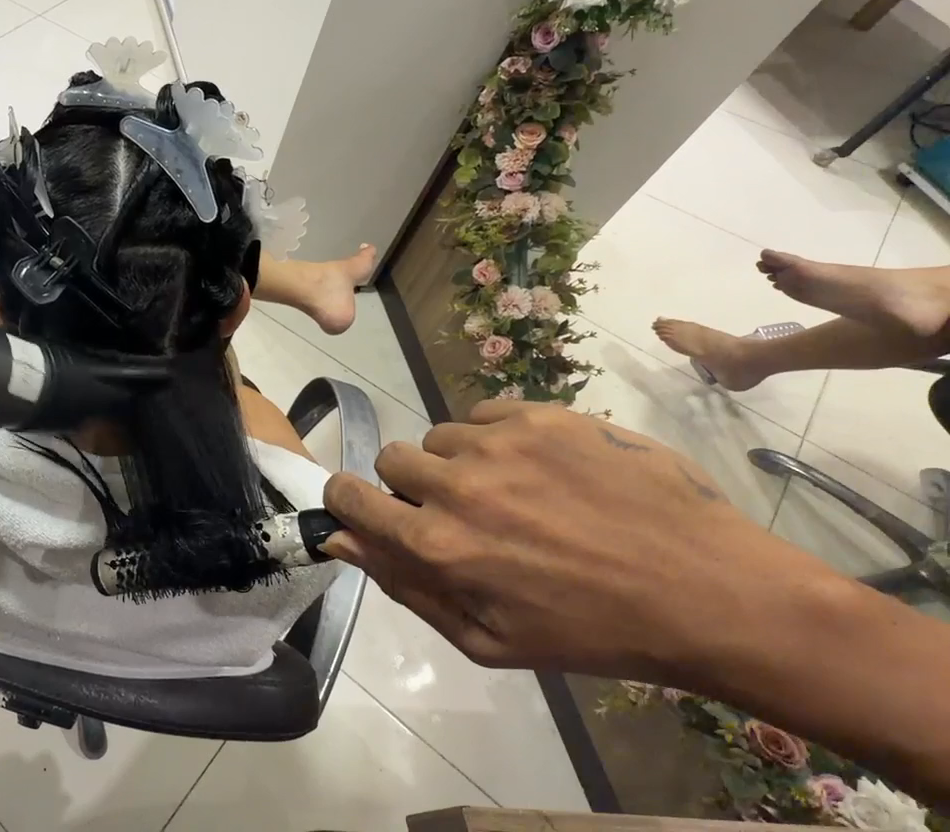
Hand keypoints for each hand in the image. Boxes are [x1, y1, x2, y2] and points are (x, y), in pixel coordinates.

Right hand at [321, 400, 853, 683]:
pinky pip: (485, 414)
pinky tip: (546, 470)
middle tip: (467, 513)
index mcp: (437, 544)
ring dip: (462, 462)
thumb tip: (339, 538)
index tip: (379, 512)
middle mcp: (456, 485)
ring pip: (441, 437)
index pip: (347, 495)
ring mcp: (501, 443)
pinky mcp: (544, 415)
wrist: (714, 595)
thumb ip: (404, 585)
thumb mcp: (487, 639)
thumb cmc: (594, 633)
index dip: (353, 502)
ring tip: (520, 494)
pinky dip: (500, 438)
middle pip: (391, 459)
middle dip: (415, 485)